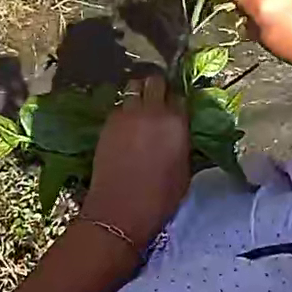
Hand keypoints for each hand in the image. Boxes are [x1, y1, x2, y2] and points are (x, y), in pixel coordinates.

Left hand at [81, 74, 191, 247]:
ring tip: (140, 106)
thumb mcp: (184, 172)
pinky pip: (119, 106)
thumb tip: (179, 134)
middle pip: (155, 82)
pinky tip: (126, 124)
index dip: (177, 102)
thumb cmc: (159, 198)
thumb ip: (182, 144)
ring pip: (133, 87)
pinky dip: (124, 109)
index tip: (176, 108)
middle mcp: (152, 111)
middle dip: (158, 87)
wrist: (120, 209)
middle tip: (158, 99)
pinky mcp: (108, 121)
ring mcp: (127, 113)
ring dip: (139, 93)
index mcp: (176, 122)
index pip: (180, 97)